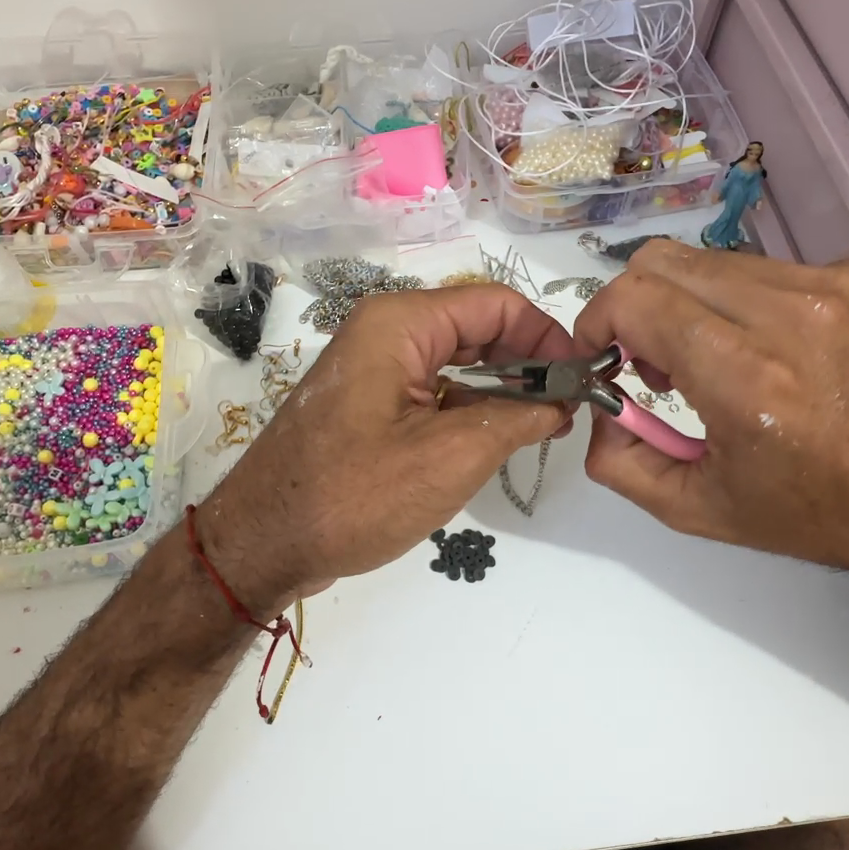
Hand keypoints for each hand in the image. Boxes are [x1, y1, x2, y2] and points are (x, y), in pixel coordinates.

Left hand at [194, 284, 573, 608]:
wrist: (263, 545)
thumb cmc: (353, 495)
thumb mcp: (450, 457)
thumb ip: (517, 419)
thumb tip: (562, 401)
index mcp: (399, 324)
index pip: (496, 304)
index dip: (547, 337)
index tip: (584, 380)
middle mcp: (384, 334)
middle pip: (476, 329)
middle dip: (528, 363)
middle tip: (569, 409)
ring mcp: (373, 370)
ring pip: (456, 363)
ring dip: (502, 390)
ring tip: (542, 428)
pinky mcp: (368, 406)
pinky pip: (432, 391)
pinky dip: (469, 409)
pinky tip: (496, 441)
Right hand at [573, 241, 848, 581]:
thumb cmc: (820, 515)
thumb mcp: (699, 510)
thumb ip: (620, 461)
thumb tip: (598, 408)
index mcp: (745, 377)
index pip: (635, 299)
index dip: (596, 321)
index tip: (600, 356)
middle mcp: (789, 313)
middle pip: (663, 262)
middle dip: (634, 307)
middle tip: (650, 362)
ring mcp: (834, 283)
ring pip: (712, 261)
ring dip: (687, 304)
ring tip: (712, 359)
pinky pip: (767, 268)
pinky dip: (743, 302)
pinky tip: (769, 350)